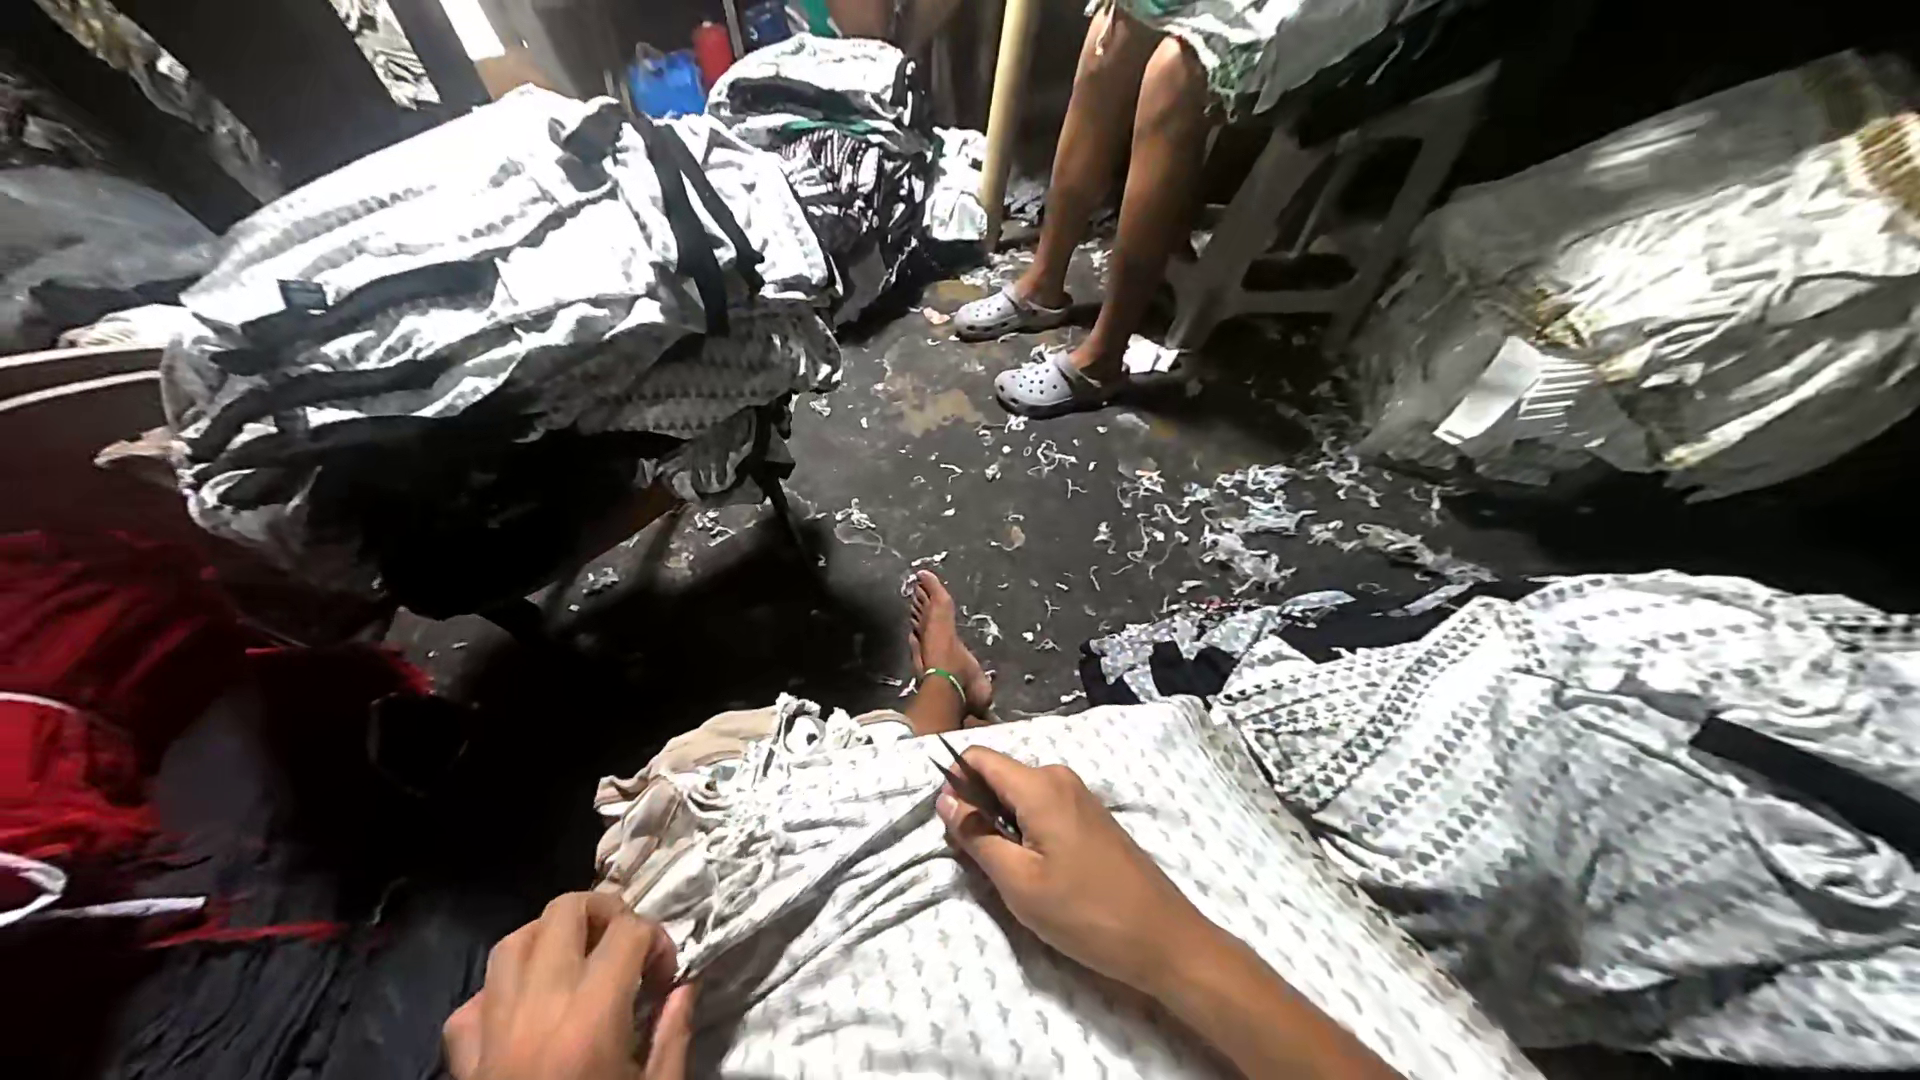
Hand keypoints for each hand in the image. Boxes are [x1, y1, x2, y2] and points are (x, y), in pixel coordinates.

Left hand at [443, 892, 698, 1079]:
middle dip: (606, 912)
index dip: (659, 940)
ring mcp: (493, 1031)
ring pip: (512, 942)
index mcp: (591, 1017)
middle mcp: (538, 1007)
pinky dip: (501, 991)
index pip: (630, 932)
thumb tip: (684, 988)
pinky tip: (527, 1009)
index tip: (665, 976)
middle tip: (626, 943)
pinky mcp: (463, 1061)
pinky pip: (474, 1002)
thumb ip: (674, 1035)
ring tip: (579, 957)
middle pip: (565, 911)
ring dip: (551, 937)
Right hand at [935, 747, 1212, 993]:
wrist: (1163, 938)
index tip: (948, 823)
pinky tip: (1035, 867)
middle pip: (999, 774)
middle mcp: (1058, 776)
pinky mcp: (1089, 813)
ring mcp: (1078, 793)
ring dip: (1002, 821)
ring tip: (1008, 869)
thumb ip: (976, 835)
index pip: (979, 756)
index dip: (954, 781)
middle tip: (979, 858)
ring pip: (1019, 792)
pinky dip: (1025, 826)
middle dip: (978, 807)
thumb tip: (944, 799)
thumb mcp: (1018, 882)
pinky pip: (1041, 804)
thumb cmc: (1085, 912)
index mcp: (1039, 784)